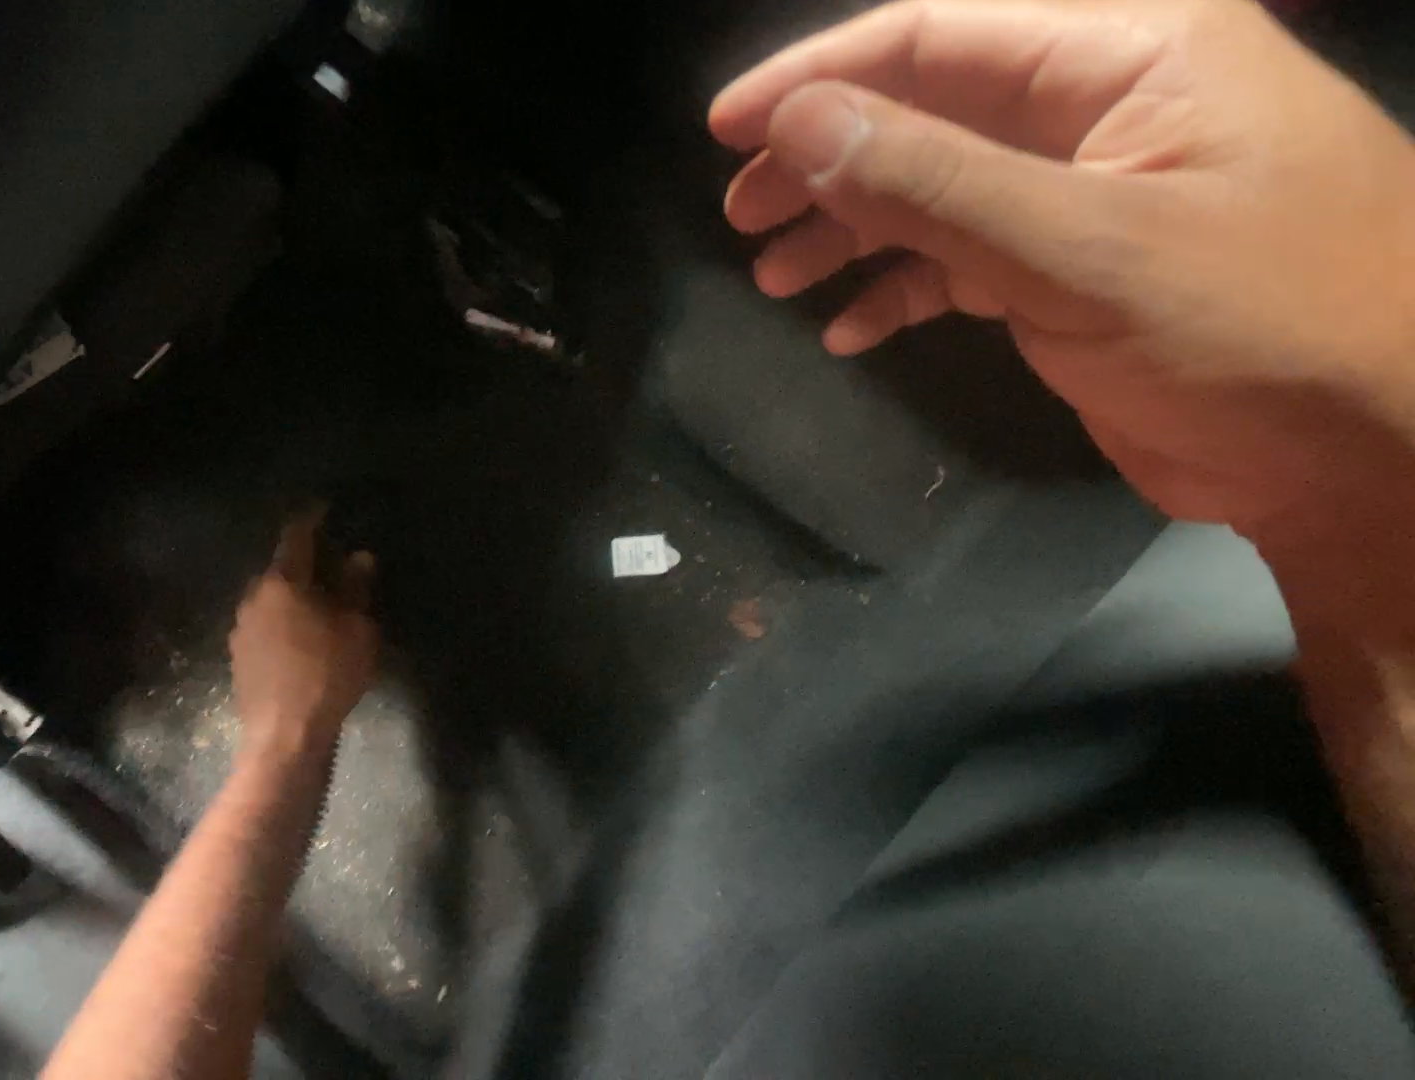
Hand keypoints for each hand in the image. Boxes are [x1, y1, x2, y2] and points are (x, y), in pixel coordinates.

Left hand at [229, 510, 378, 760]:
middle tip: (333, 565)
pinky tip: (303, 638)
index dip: (312, 519)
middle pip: (281, 568)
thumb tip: (360, 557)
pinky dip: (284, 621)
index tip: (324, 509)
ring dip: (293, 595)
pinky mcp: (239, 656)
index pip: (296, 536)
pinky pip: (265, 624)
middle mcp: (254, 597)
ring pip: (271, 598)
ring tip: (321, 605)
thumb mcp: (357, 629)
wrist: (284, 736)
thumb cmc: (327, 674)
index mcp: (282, 582)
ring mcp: (241, 628)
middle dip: (306, 563)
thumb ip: (357, 588)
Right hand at [709, 0, 1414, 545]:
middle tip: (740, 217)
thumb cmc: (1251, 326)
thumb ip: (931, 182)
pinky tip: (848, 332)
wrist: (1361, 452)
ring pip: (926, 194)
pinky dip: (894, 293)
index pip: (935, 39)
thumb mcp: (1076, 247)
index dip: (818, 79)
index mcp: (1122, 57)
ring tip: (773, 280)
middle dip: (821, 166)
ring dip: (844, 235)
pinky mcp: (1061, 275)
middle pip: (920, 116)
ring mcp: (1075, 198)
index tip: (726, 127)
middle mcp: (1094, 112)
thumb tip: (803, 126)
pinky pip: (952, 263)